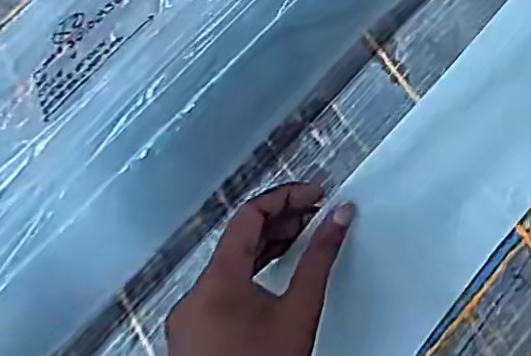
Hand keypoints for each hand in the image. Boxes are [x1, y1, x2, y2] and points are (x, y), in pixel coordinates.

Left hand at [167, 184, 353, 355]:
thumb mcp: (300, 310)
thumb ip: (321, 255)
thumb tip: (339, 215)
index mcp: (215, 283)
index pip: (249, 216)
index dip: (287, 196)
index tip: (316, 195)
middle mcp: (194, 297)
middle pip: (239, 236)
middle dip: (283, 217)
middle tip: (317, 212)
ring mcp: (191, 319)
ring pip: (231, 261)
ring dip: (270, 242)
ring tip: (306, 236)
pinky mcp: (195, 336)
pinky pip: (225, 285)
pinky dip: (255, 268)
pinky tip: (280, 270)